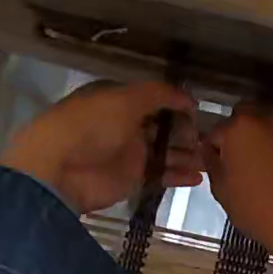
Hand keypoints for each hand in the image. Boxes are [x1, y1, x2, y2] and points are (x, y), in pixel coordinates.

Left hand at [0, 80, 200, 212]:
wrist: (60, 169)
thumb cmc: (90, 126)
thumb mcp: (125, 99)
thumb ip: (159, 94)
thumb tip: (189, 97)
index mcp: (120, 100)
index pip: (155, 100)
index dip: (178, 105)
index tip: (201, 113)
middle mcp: (126, 124)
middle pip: (164, 127)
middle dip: (187, 132)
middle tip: (212, 140)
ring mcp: (130, 153)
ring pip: (166, 152)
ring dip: (187, 156)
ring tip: (210, 160)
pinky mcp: (132, 179)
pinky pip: (161, 175)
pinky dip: (178, 176)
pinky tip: (198, 178)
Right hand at [205, 102, 272, 273]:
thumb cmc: (258, 213)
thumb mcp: (225, 192)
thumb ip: (216, 165)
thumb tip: (215, 152)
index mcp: (242, 128)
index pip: (221, 129)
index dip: (219, 148)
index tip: (220, 166)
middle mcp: (271, 120)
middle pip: (250, 120)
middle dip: (245, 138)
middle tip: (245, 168)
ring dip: (269, 143)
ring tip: (270, 175)